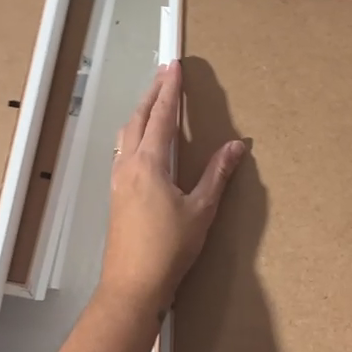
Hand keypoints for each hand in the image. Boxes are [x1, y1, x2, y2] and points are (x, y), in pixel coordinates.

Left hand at [98, 63, 247, 308]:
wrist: (133, 283)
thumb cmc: (169, 249)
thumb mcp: (201, 210)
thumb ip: (217, 175)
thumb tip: (236, 147)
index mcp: (149, 164)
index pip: (162, 117)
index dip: (171, 91)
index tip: (175, 67)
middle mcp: (128, 166)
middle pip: (139, 118)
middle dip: (153, 93)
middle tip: (165, 73)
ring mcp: (118, 180)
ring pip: (126, 134)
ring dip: (141, 112)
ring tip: (154, 99)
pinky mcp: (116, 195)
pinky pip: (123, 151)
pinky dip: (134, 133)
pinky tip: (140, 141)